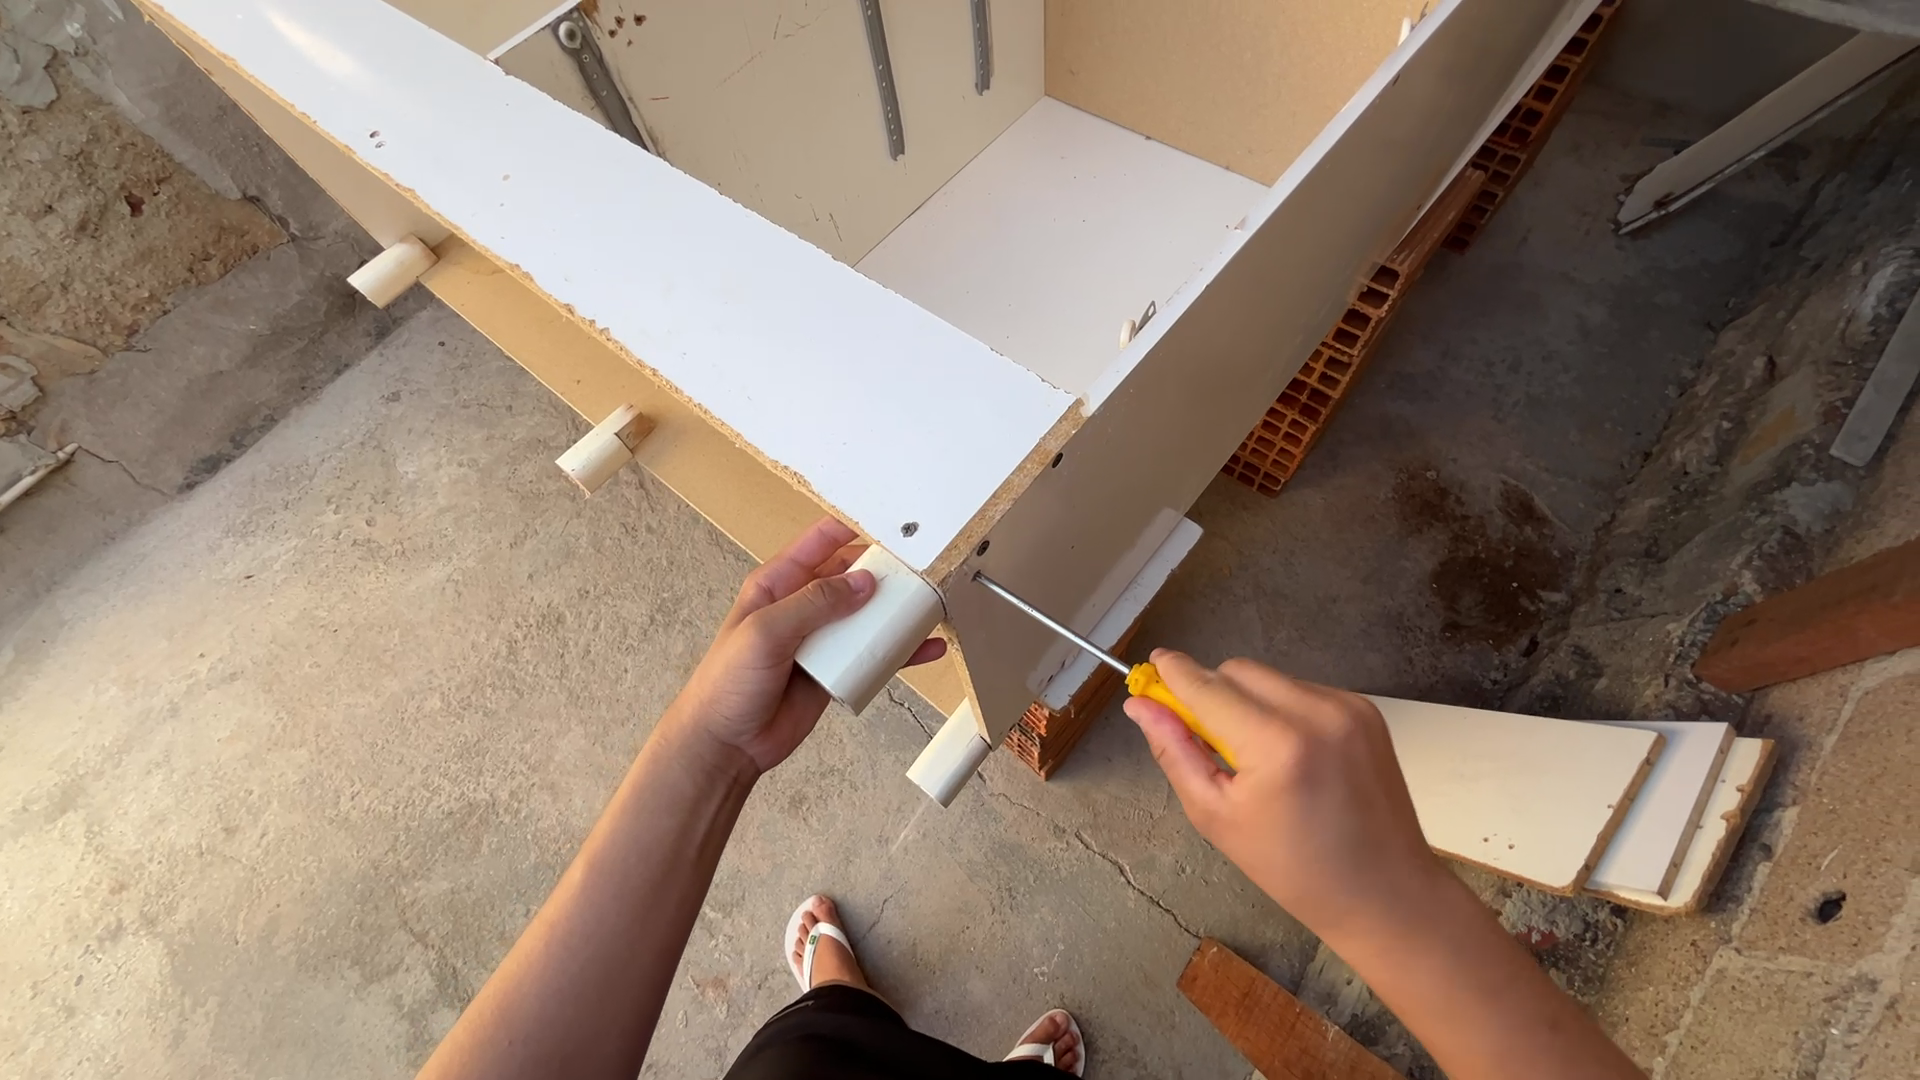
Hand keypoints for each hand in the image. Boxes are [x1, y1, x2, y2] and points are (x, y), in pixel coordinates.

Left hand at [661, 518, 944, 776]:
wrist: (726, 745)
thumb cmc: (727, 682)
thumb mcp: (766, 631)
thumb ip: (814, 602)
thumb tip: (863, 582)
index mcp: (779, 583)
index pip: (821, 542)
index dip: (854, 528)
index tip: (892, 526)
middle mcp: (804, 604)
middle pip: (853, 575)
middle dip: (886, 570)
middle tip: (922, 569)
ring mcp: (823, 638)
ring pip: (868, 614)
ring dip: (896, 611)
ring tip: (931, 605)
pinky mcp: (837, 669)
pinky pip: (874, 653)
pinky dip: (900, 651)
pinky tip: (925, 649)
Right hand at [1124, 651, 1447, 939]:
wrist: (1387, 894)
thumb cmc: (1291, 867)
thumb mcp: (1214, 815)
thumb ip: (1173, 750)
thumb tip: (1139, 705)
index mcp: (1275, 743)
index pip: (1207, 685)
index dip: (1173, 672)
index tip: (1150, 666)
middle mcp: (1315, 711)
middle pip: (1236, 670)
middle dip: (1211, 690)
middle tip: (1204, 733)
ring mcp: (1347, 706)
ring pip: (1267, 677)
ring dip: (1246, 699)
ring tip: (1253, 752)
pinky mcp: (1365, 710)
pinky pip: (1299, 689)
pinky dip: (1280, 708)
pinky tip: (1289, 752)